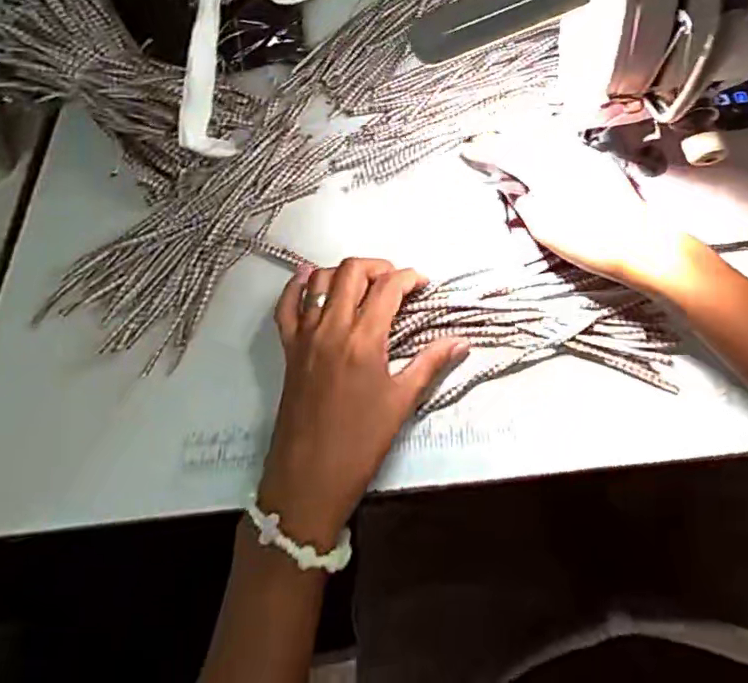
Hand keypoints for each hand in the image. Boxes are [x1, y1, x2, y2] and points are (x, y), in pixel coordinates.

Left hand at [257, 258, 467, 549]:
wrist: (308, 480)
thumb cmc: (361, 443)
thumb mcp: (402, 401)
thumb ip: (431, 363)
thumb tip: (462, 342)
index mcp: (364, 339)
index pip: (388, 287)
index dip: (410, 277)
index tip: (424, 285)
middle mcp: (332, 328)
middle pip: (352, 271)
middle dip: (379, 267)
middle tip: (397, 284)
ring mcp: (305, 336)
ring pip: (320, 280)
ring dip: (344, 273)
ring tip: (364, 286)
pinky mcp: (288, 349)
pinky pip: (286, 306)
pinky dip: (298, 287)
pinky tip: (312, 281)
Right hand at [461, 130, 700, 296]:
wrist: (640, 244)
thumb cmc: (591, 241)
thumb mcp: (544, 227)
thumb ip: (523, 200)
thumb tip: (514, 186)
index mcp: (543, 167)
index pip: (504, 151)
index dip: (482, 149)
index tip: (466, 150)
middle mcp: (563, 152)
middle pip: (522, 137)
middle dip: (500, 140)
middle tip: (483, 146)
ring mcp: (583, 153)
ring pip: (543, 136)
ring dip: (523, 139)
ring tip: (508, 147)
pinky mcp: (598, 160)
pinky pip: (563, 143)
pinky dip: (546, 144)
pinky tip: (542, 153)